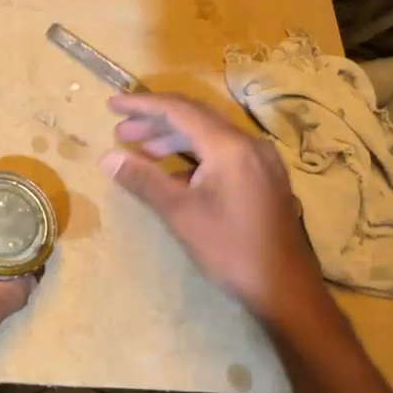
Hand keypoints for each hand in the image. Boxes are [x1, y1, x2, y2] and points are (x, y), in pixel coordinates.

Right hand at [100, 92, 324, 325]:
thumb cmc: (230, 249)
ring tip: (141, 150)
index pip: (179, 110)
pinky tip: (174, 174)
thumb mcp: (180, 213)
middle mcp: (249, 144)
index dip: (142, 104)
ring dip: (173, 137)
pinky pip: (224, 151)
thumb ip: (144, 180)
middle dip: (155, 120)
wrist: (285, 288)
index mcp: (229, 147)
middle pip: (195, 117)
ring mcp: (261, 161)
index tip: (112, 105)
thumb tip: (107, 158)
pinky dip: (193, 154)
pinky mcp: (264, 178)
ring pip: (210, 134)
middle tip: (121, 132)